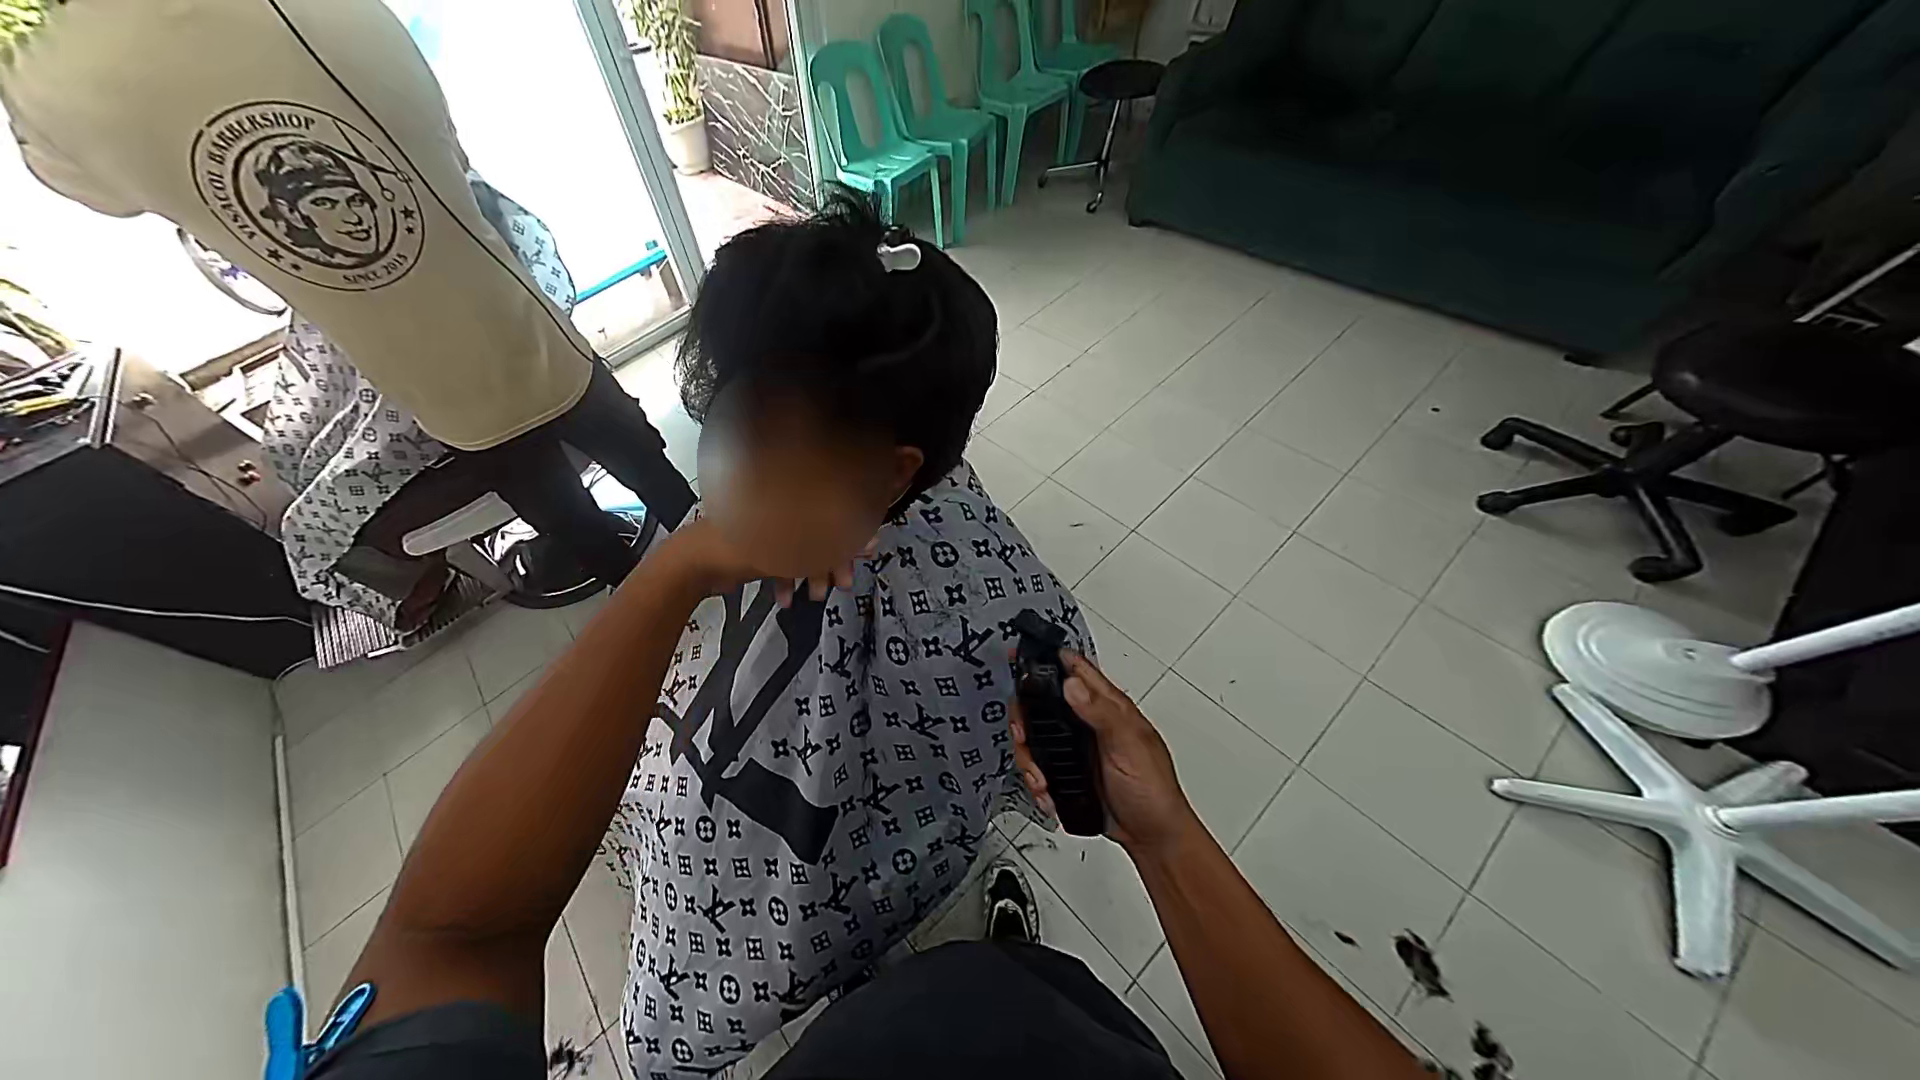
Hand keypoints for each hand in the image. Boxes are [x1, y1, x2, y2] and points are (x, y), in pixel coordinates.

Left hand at [655, 517, 874, 604]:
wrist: (691, 564)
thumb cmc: (742, 547)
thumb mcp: (794, 547)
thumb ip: (833, 543)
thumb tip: (869, 539)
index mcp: (788, 496)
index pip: (831, 506)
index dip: (851, 530)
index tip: (866, 548)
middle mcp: (775, 503)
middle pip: (816, 528)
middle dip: (831, 558)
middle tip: (843, 581)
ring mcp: (760, 522)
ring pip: (796, 544)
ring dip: (809, 571)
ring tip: (817, 595)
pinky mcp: (748, 541)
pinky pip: (775, 555)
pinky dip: (784, 575)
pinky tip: (786, 597)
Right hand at [1010, 651, 1202, 856]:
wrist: (1152, 836)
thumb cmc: (1153, 790)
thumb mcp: (1129, 745)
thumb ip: (1101, 713)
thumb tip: (1073, 684)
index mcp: (1108, 706)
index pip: (1076, 669)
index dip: (1050, 658)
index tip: (1022, 658)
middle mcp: (1090, 722)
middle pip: (1044, 703)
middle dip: (1026, 718)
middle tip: (1025, 735)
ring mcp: (1077, 747)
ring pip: (1037, 735)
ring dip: (1030, 755)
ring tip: (1040, 775)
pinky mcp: (1068, 770)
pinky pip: (1040, 764)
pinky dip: (1036, 777)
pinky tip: (1046, 789)